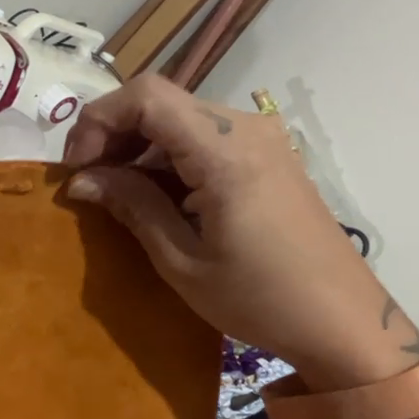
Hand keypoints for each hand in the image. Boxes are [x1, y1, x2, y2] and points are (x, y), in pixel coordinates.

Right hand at [60, 75, 418, 391]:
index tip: (77, 169)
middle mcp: (246, 129)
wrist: (340, 321)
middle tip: (88, 183)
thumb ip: (131, 206)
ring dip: (135, 148)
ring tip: (115, 196)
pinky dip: (163, 157)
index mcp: (226, 152)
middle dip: (111, 135)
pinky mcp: (264, 156)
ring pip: (176, 118)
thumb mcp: (179, 260)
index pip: (146, 97)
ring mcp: (260, 140)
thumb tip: (80, 180)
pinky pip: (199, 137)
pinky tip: (152, 197)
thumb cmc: (257, 298)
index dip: (98, 121)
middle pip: (159, 102)